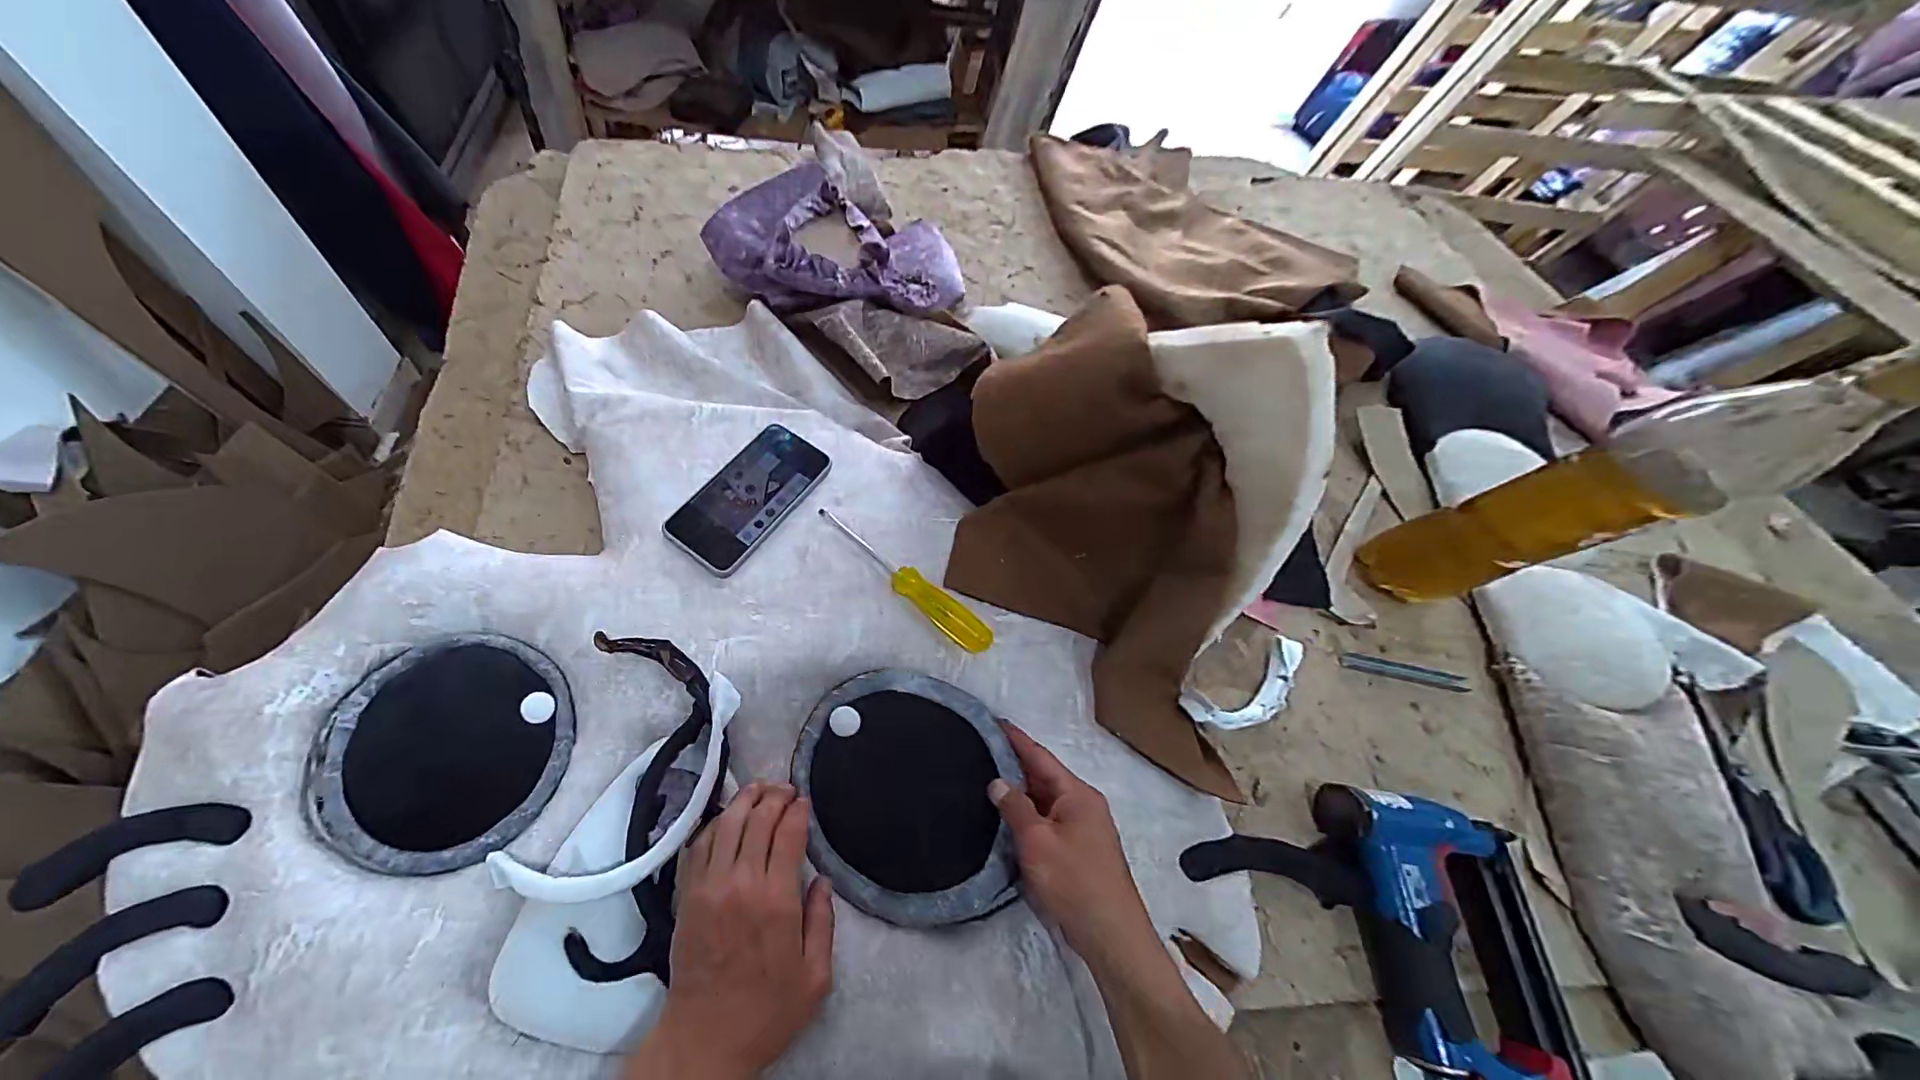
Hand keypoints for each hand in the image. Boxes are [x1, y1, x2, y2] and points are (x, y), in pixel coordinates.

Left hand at [626, 782, 834, 1079]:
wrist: (703, 1041)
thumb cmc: (766, 1011)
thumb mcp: (815, 976)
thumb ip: (823, 922)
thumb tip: (822, 880)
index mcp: (776, 900)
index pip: (788, 833)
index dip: (799, 810)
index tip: (806, 801)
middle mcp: (741, 884)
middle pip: (757, 819)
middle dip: (775, 796)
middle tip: (787, 789)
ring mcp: (709, 888)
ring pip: (725, 824)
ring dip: (744, 800)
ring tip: (759, 789)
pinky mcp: (687, 897)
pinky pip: (698, 846)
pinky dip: (714, 824)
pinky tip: (726, 817)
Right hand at [988, 723, 1157, 971]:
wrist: (1110, 933)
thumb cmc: (1074, 881)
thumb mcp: (1037, 841)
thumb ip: (1015, 807)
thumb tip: (998, 782)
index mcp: (1077, 794)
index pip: (1041, 757)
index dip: (1016, 739)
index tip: (994, 722)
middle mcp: (1083, 804)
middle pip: (1044, 777)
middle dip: (1015, 764)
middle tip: (981, 751)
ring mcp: (1083, 828)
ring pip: (1045, 801)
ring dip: (1020, 792)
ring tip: (987, 780)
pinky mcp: (1078, 850)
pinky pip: (1048, 821)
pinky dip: (1028, 815)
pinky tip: (1008, 819)